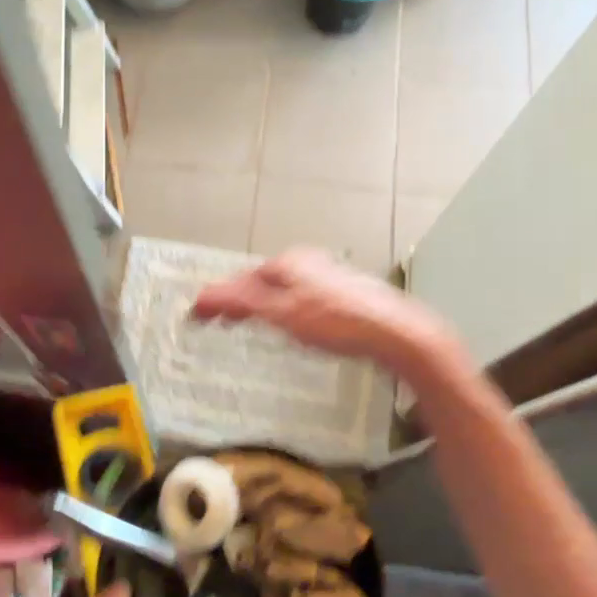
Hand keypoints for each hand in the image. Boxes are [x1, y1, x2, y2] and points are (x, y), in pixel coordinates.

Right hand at [190, 248, 452, 375]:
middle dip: (241, 302)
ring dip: (264, 309)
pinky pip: (304, 303)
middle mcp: (309, 264)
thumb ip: (243, 303)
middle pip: (264, 282)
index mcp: (291, 262)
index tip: (200, 317)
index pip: (244, 278)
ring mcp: (330, 279)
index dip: (221, 298)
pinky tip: (291, 333)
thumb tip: (204, 296)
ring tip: (250, 331)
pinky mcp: (346, 298)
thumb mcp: (282, 313)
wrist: (396, 335)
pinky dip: (287, 315)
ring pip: (285, 293)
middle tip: (220, 326)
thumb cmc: (337, 322)